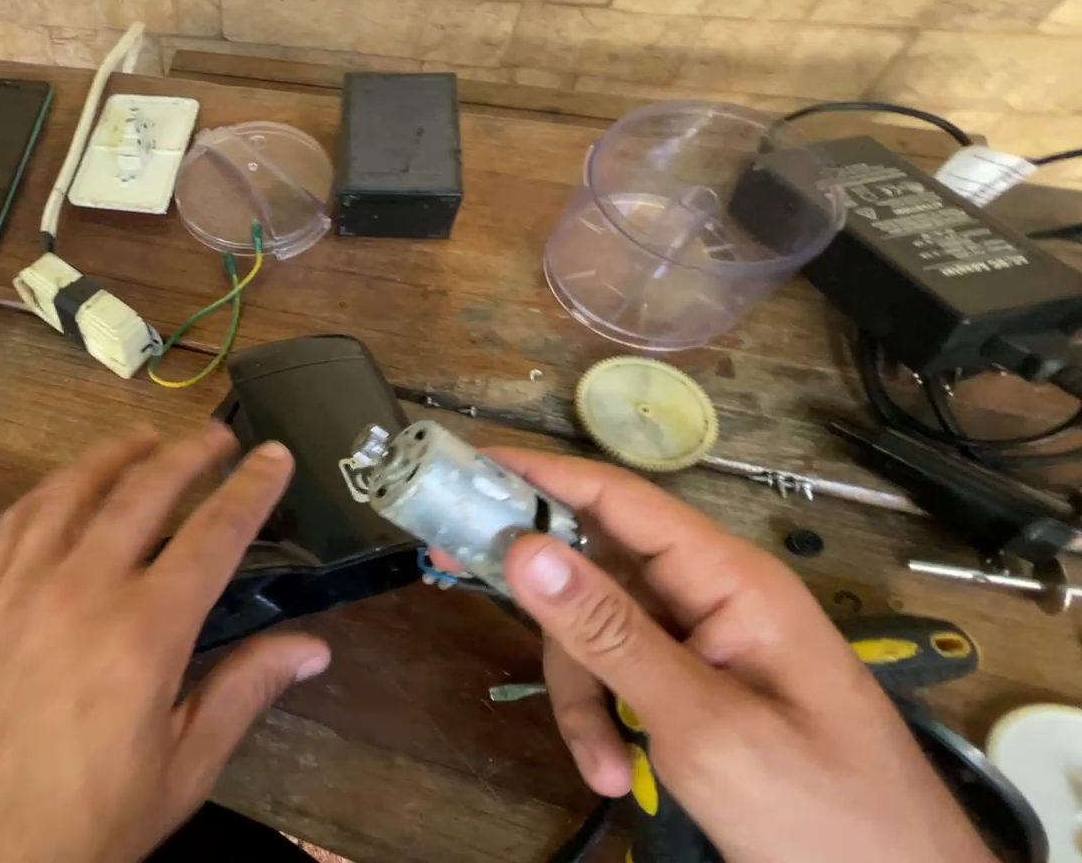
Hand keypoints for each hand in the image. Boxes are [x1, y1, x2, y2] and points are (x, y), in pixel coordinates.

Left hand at [0, 424, 330, 862]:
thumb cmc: (90, 819)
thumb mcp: (182, 769)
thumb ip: (244, 692)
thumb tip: (312, 647)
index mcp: (144, 633)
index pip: (212, 536)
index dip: (249, 489)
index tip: (274, 454)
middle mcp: (83, 589)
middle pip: (144, 491)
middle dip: (189, 453)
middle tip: (218, 436)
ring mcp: (24, 585)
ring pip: (75, 489)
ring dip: (117, 452)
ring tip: (149, 436)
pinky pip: (18, 518)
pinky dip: (52, 486)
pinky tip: (70, 482)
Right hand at [489, 448, 993, 861]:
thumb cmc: (821, 811)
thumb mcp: (701, 723)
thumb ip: (607, 631)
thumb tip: (521, 548)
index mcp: (726, 578)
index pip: (617, 497)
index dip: (539, 472)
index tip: (466, 463)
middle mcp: (706, 592)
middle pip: (590, 562)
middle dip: (536, 589)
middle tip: (453, 566)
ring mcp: (694, 637)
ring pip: (590, 625)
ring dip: (579, 689)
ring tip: (597, 758)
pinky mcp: (683, 677)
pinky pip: (611, 670)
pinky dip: (599, 715)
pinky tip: (608, 767)